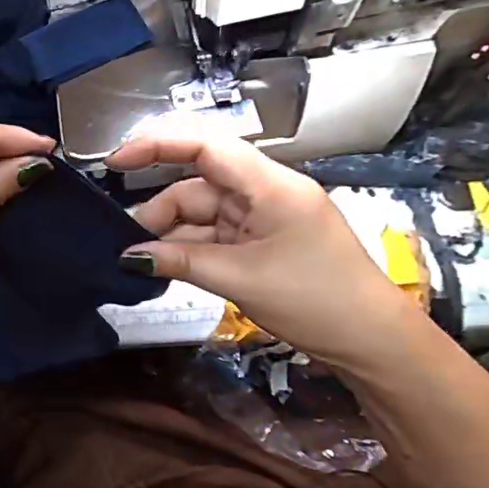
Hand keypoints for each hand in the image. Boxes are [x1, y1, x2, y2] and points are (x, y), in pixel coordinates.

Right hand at [106, 134, 415, 367]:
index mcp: (270, 186)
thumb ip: (180, 261)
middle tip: (124, 244)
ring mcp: (261, 218)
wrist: (372, 342)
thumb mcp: (240, 279)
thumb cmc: (315, 300)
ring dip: (170, 236)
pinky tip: (163, 267)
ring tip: (141, 263)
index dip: (158, 145)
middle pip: (196, 186)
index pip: (206, 148)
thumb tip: (129, 257)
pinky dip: (186, 250)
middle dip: (159, 211)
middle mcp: (264, 193)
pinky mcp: (259, 242)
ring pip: (199, 214)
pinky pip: (211, 236)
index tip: (116, 161)